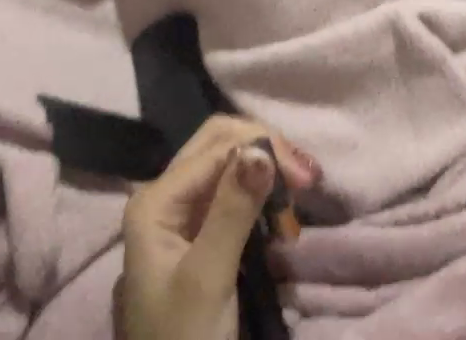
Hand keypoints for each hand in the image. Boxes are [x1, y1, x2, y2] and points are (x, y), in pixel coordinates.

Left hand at [119, 116, 319, 339]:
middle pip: (220, 145)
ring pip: (229, 166)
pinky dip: (262, 194)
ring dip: (267, 170)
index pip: (216, 146)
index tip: (308, 178)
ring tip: (300, 190)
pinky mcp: (202, 235)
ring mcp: (183, 216)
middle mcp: (167, 197)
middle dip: (266, 150)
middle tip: (307, 177)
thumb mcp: (208, 277)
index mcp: (156, 201)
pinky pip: (234, 194)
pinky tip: (283, 210)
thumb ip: (232, 210)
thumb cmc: (183, 339)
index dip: (264, 149)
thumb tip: (260, 146)